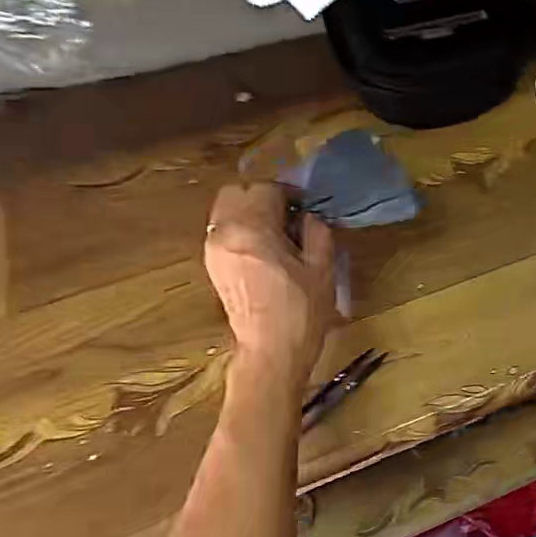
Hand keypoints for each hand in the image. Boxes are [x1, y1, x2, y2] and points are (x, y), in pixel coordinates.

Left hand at [204, 183, 335, 380]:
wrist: (271, 346)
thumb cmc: (303, 309)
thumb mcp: (322, 270)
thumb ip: (317, 235)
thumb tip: (311, 218)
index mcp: (252, 230)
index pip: (264, 190)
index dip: (290, 192)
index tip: (309, 204)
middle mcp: (223, 233)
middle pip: (236, 193)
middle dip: (264, 196)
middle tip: (293, 212)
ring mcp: (213, 248)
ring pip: (226, 210)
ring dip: (252, 211)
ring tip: (283, 230)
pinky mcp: (212, 262)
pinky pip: (225, 229)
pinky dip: (244, 227)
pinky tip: (269, 247)